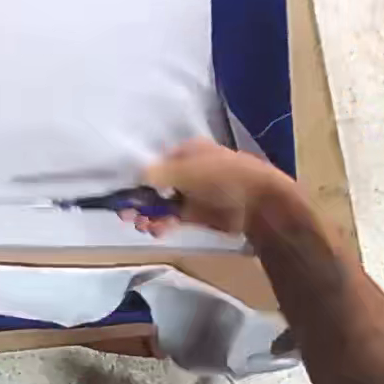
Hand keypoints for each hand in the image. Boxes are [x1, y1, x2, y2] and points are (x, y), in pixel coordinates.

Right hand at [124, 139, 293, 236]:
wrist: (258, 203)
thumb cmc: (222, 178)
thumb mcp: (186, 170)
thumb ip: (158, 173)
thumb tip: (136, 176)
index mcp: (187, 152)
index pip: (155, 163)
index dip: (138, 179)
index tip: (125, 194)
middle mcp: (188, 172)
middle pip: (155, 187)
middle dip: (141, 201)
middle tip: (128, 215)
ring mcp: (193, 195)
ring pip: (162, 205)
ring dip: (149, 215)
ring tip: (142, 225)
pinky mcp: (198, 215)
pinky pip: (173, 219)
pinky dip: (163, 224)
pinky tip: (156, 231)